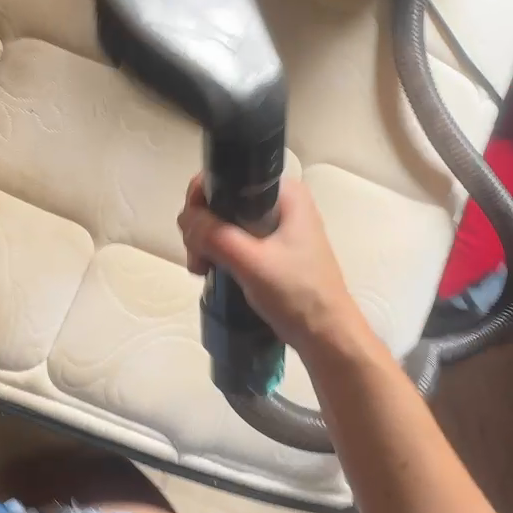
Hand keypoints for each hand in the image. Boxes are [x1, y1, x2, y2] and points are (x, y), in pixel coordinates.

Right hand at [177, 175, 374, 360]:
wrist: (327, 336)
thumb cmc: (298, 294)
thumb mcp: (252, 262)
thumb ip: (215, 235)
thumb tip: (185, 217)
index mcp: (285, 193)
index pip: (230, 176)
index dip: (202, 197)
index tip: (192, 228)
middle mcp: (281, 202)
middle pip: (223, 199)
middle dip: (201, 225)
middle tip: (198, 258)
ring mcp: (276, 226)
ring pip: (224, 221)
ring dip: (206, 242)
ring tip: (202, 270)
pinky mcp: (271, 249)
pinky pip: (234, 239)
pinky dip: (217, 252)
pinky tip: (210, 271)